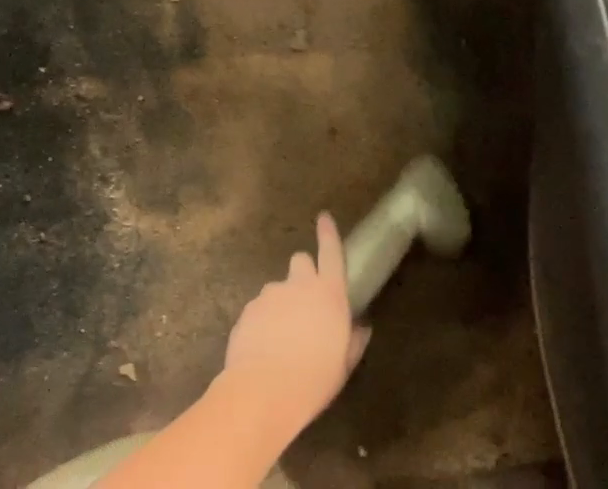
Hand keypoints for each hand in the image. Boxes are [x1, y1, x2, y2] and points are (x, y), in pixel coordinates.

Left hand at [219, 213, 370, 441]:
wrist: (263, 391)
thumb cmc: (314, 378)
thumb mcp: (343, 364)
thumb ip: (352, 340)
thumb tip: (360, 327)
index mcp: (328, 294)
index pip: (331, 252)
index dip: (328, 233)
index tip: (323, 217)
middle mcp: (298, 285)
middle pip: (300, 261)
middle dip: (303, 273)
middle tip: (305, 301)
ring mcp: (269, 295)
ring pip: (278, 288)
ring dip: (282, 303)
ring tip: (282, 337)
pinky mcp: (247, 310)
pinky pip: (259, 308)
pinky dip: (263, 320)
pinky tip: (264, 347)